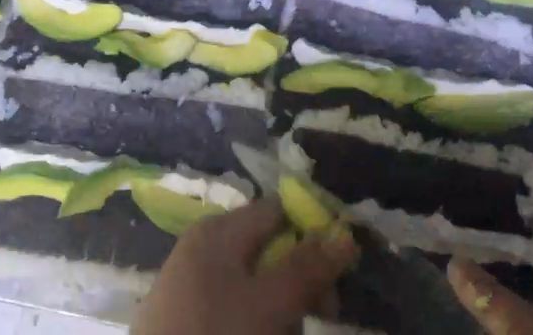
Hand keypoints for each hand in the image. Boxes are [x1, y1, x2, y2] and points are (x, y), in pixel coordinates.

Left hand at [132, 199, 359, 334]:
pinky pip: (235, 309)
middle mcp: (204, 248)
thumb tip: (346, 237)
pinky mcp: (186, 320)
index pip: (280, 209)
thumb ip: (308, 268)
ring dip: (283, 308)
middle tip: (326, 312)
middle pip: (271, 248)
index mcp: (219, 231)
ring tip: (290, 332)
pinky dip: (259, 322)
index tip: (342, 268)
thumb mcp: (268, 305)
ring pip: (256, 284)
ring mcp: (192, 285)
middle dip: (302, 279)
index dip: (316, 231)